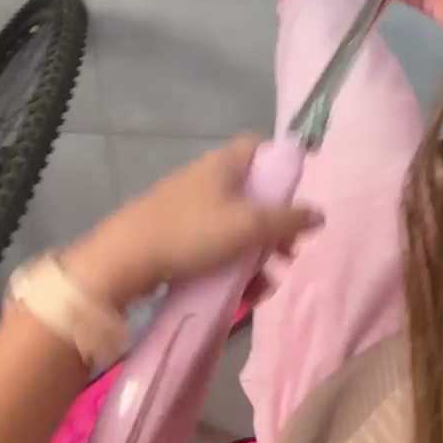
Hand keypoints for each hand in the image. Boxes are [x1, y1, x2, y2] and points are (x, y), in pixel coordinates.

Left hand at [62, 138, 320, 308]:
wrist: (122, 262)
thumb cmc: (191, 232)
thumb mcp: (248, 226)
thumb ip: (288, 220)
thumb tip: (320, 213)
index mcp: (225, 163)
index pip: (262, 148)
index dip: (283, 166)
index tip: (298, 195)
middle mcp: (209, 178)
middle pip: (255, 194)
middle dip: (276, 227)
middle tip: (289, 255)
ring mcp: (191, 207)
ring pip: (237, 226)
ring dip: (258, 254)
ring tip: (268, 285)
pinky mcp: (177, 235)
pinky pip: (216, 245)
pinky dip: (233, 265)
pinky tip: (245, 294)